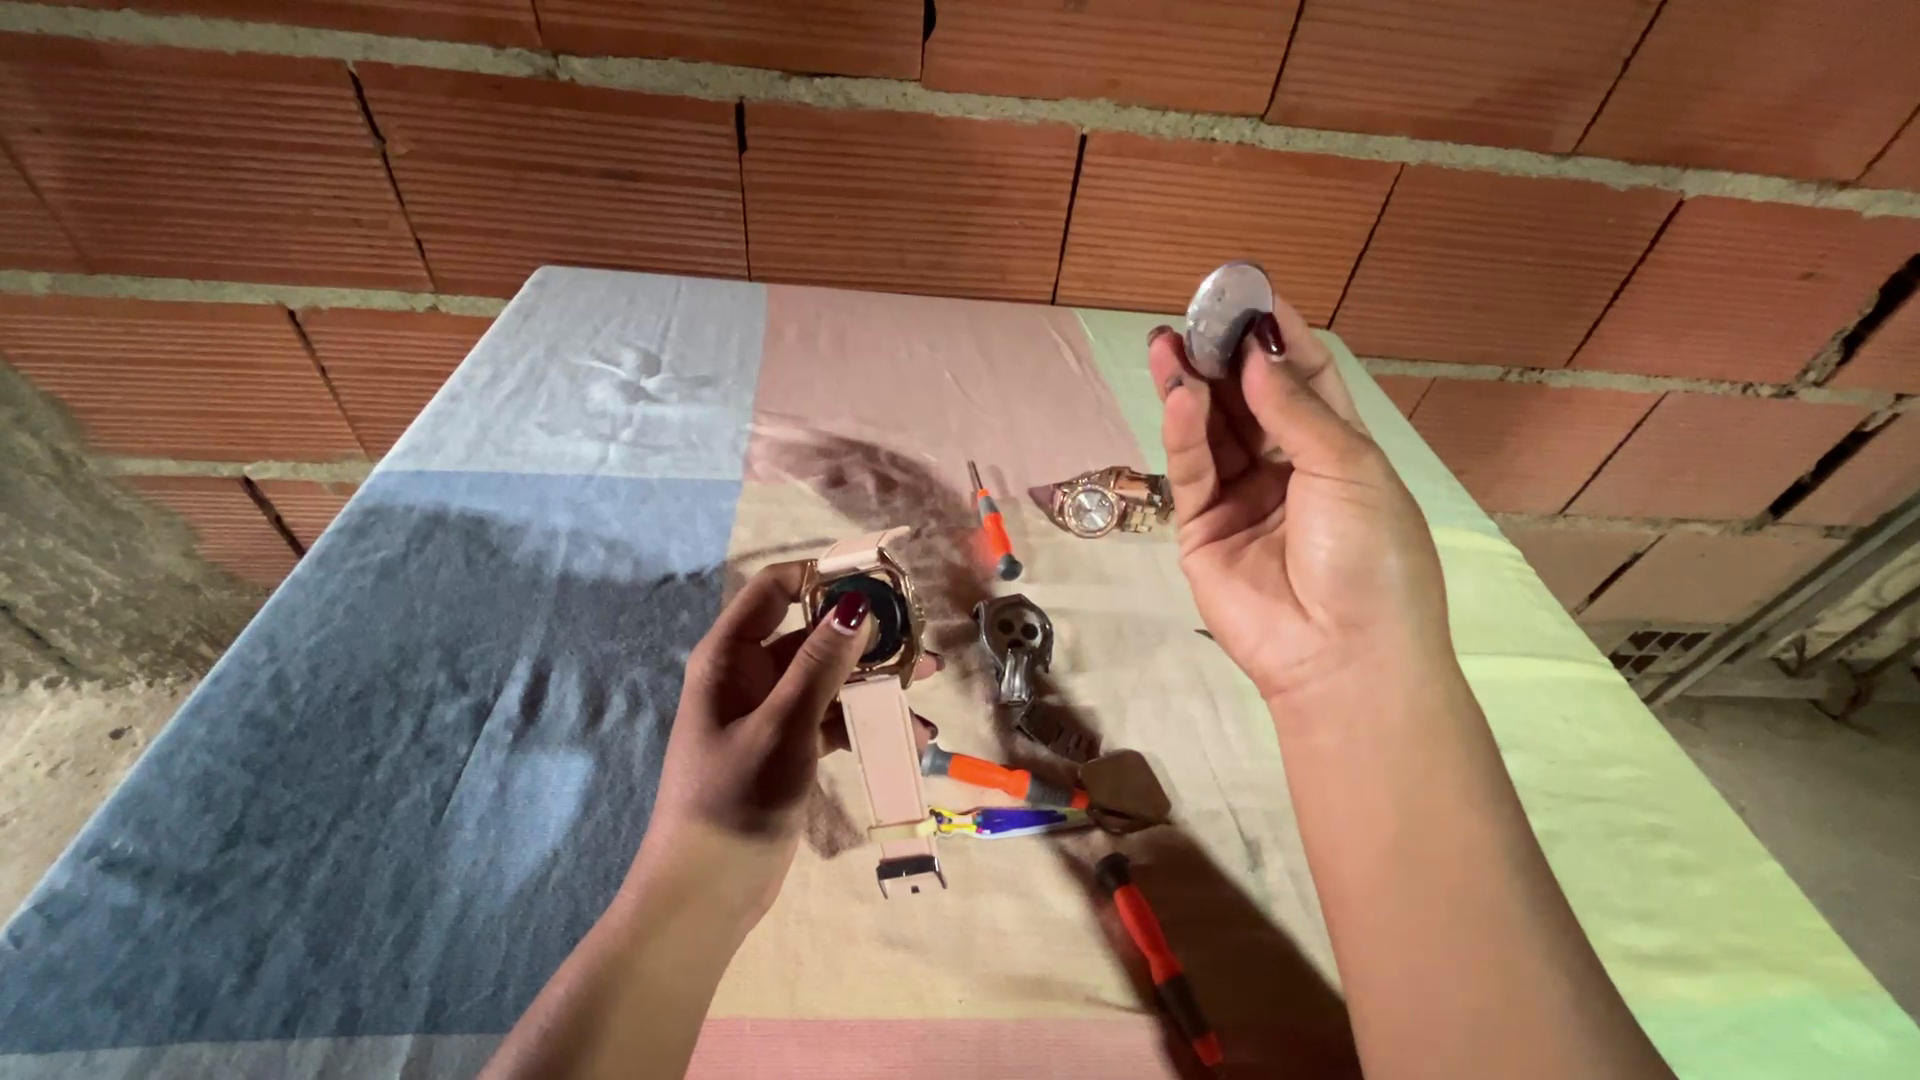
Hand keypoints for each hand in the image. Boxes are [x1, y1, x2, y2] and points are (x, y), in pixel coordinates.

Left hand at [639, 562, 936, 913]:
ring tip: (927, 681)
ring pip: (829, 677)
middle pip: (812, 633)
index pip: (776, 589)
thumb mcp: (784, 725)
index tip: (879, 579)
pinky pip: (832, 718)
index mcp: (730, 656)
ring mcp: (771, 712)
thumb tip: (856, 602)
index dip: (823, 576)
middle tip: (918, 636)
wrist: (706, 892)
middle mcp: (749, 675)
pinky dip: (866, 722)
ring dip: (874, 680)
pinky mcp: (789, 747)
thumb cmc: (735, 798)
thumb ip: (822, 663)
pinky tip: (909, 734)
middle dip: (865, 634)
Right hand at [1151, 302, 1452, 709]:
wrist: (1338, 655)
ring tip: (1165, 343)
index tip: (1250, 296)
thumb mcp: (1349, 469)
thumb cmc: (1369, 556)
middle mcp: (1287, 469)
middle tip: (1194, 316)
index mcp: (1339, 452)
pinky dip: (1183, 434)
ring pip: (1211, 432)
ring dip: (1190, 387)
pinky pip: (1190, 472)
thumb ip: (1294, 410)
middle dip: (1223, 358)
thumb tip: (1256, 354)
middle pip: (1248, 401)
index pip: (1305, 380)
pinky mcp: (1201, 529)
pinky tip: (1178, 397)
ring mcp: (1241, 499)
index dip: (1279, 338)